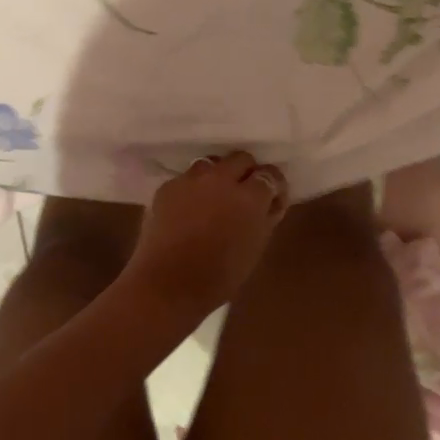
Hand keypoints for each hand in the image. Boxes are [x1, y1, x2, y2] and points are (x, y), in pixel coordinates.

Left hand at [122, 151, 288, 321]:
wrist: (168, 281)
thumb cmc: (219, 275)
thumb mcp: (255, 248)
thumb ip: (265, 218)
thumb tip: (269, 201)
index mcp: (248, 197)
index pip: (270, 175)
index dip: (273, 185)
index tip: (271, 198)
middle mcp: (220, 179)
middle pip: (240, 158)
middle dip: (246, 172)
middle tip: (244, 195)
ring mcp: (190, 179)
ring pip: (211, 163)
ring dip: (218, 175)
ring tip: (216, 198)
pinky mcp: (167, 185)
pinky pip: (186, 178)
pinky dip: (193, 188)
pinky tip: (190, 208)